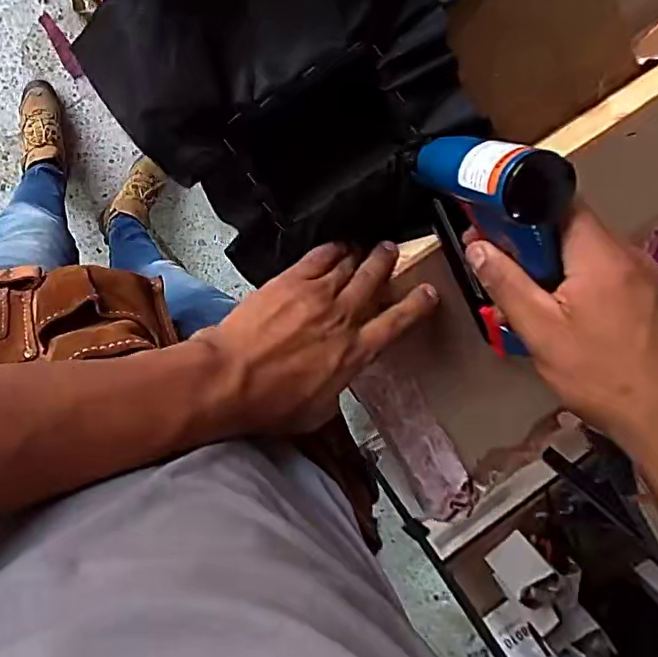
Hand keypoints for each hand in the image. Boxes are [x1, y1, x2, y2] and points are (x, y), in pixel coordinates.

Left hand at [192, 242, 439, 435]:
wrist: (229, 378)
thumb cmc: (269, 402)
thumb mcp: (319, 409)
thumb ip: (338, 385)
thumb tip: (339, 377)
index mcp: (355, 352)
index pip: (397, 322)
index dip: (417, 304)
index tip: (428, 292)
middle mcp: (342, 317)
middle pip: (375, 279)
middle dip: (387, 261)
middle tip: (391, 251)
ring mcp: (317, 295)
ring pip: (350, 263)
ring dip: (361, 253)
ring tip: (366, 247)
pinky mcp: (290, 280)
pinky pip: (320, 256)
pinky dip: (333, 248)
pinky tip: (336, 246)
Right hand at [465, 204, 657, 452]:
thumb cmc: (603, 376)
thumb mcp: (540, 331)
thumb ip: (505, 283)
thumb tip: (477, 247)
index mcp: (600, 253)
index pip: (556, 200)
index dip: (517, 207)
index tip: (488, 227)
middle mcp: (627, 254)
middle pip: (567, 228)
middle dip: (529, 247)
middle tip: (500, 273)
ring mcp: (643, 277)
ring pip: (582, 254)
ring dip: (549, 270)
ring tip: (527, 305)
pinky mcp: (648, 299)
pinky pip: (601, 275)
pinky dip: (574, 285)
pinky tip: (560, 320)